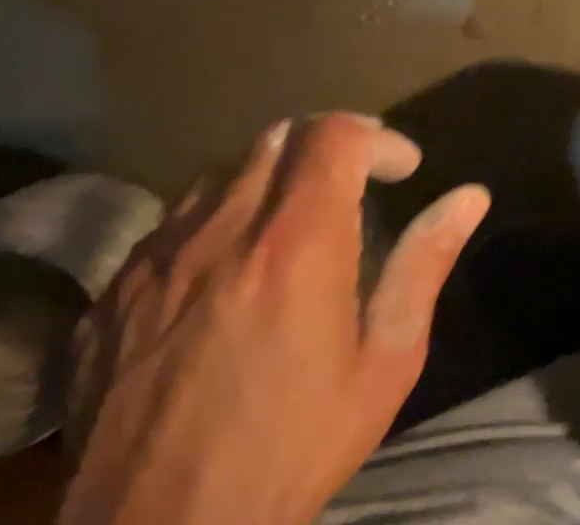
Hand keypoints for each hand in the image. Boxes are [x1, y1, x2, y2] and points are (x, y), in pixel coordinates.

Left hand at [59, 114, 489, 524]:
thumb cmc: (294, 443)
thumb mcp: (385, 361)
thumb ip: (423, 265)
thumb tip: (470, 197)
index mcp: (297, 245)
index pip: (333, 136)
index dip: (378, 137)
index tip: (404, 170)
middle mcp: (219, 234)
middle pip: (274, 139)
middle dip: (328, 145)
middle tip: (359, 183)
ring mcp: (153, 263)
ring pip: (218, 175)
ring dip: (270, 179)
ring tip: (296, 223)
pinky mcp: (109, 297)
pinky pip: (168, 225)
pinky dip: (215, 220)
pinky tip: (231, 270)